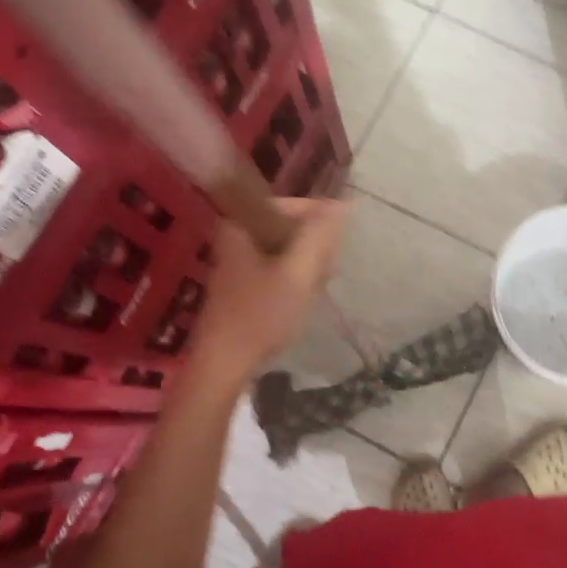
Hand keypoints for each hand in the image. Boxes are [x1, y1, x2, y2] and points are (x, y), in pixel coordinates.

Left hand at [190, 197, 348, 378]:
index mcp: (241, 225)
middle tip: (322, 275)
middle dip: (313, 249)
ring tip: (313, 289)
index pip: (292, 205)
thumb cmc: (260, 316)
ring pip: (286, 249)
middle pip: (289, 227)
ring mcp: (238, 260)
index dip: (320, 222)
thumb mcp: (297, 273)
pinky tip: (302, 298)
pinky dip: (293, 278)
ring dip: (306, 266)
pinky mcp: (242, 282)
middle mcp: (235, 235)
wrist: (224, 364)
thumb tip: (342, 203)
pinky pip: (277, 267)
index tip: (335, 249)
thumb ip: (320, 236)